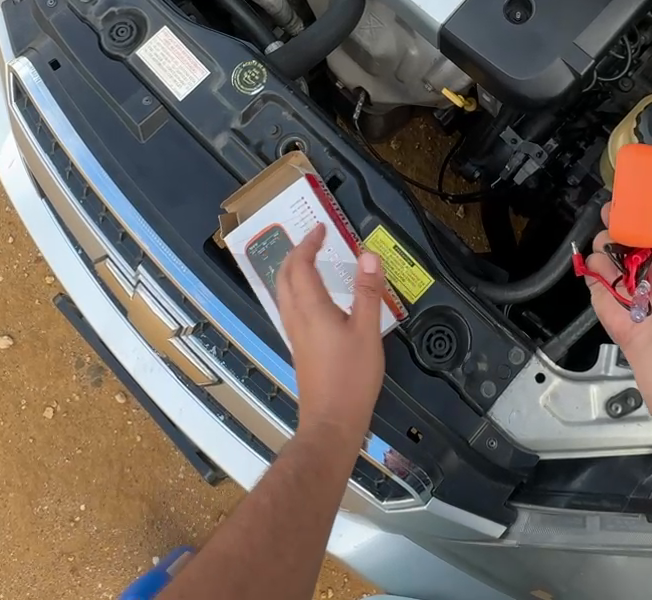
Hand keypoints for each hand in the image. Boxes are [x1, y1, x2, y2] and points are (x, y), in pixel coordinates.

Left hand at [276, 224, 387, 445]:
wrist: (331, 423)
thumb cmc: (351, 377)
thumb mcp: (368, 331)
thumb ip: (368, 292)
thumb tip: (368, 255)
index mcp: (311, 309)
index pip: (300, 266)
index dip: (308, 244)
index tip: (321, 228)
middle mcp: (296, 318)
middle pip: (284, 277)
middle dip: (295, 254)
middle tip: (314, 240)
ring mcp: (294, 335)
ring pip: (283, 293)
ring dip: (293, 271)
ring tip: (312, 260)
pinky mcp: (299, 348)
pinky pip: (290, 308)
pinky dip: (297, 289)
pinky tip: (315, 297)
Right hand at [583, 172, 651, 367]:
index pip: (642, 213)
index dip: (635, 200)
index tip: (630, 186)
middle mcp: (637, 253)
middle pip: (616, 222)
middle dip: (614, 216)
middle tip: (617, 216)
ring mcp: (617, 268)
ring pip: (601, 238)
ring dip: (611, 244)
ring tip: (626, 260)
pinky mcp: (600, 282)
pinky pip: (591, 262)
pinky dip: (602, 268)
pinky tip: (616, 279)